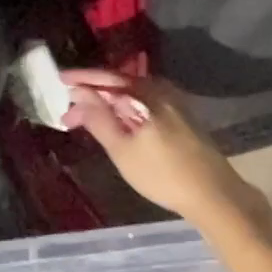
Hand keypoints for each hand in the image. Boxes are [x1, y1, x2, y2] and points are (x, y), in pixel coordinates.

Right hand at [59, 70, 271, 228]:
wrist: (212, 192)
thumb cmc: (162, 174)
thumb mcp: (122, 150)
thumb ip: (100, 120)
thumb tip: (80, 95)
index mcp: (146, 95)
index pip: (108, 78)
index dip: (82, 79)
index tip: (60, 79)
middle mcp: (162, 91)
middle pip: (122, 83)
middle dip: (94, 94)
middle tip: (69, 110)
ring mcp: (175, 103)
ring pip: (135, 94)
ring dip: (111, 102)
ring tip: (89, 117)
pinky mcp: (182, 117)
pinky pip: (147, 102)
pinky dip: (128, 108)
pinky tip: (120, 123)